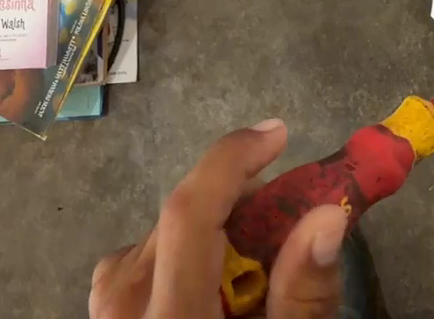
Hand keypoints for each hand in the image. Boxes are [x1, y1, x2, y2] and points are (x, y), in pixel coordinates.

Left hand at [89, 119, 349, 318]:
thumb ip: (302, 296)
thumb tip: (329, 215)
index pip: (190, 212)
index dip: (232, 159)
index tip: (278, 133)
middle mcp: (123, 310)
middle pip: (178, 219)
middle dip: (238, 198)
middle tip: (290, 207)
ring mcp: (104, 315)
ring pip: (159, 236)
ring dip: (212, 228)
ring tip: (253, 256)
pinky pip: (140, 262)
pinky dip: (182, 252)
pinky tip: (210, 280)